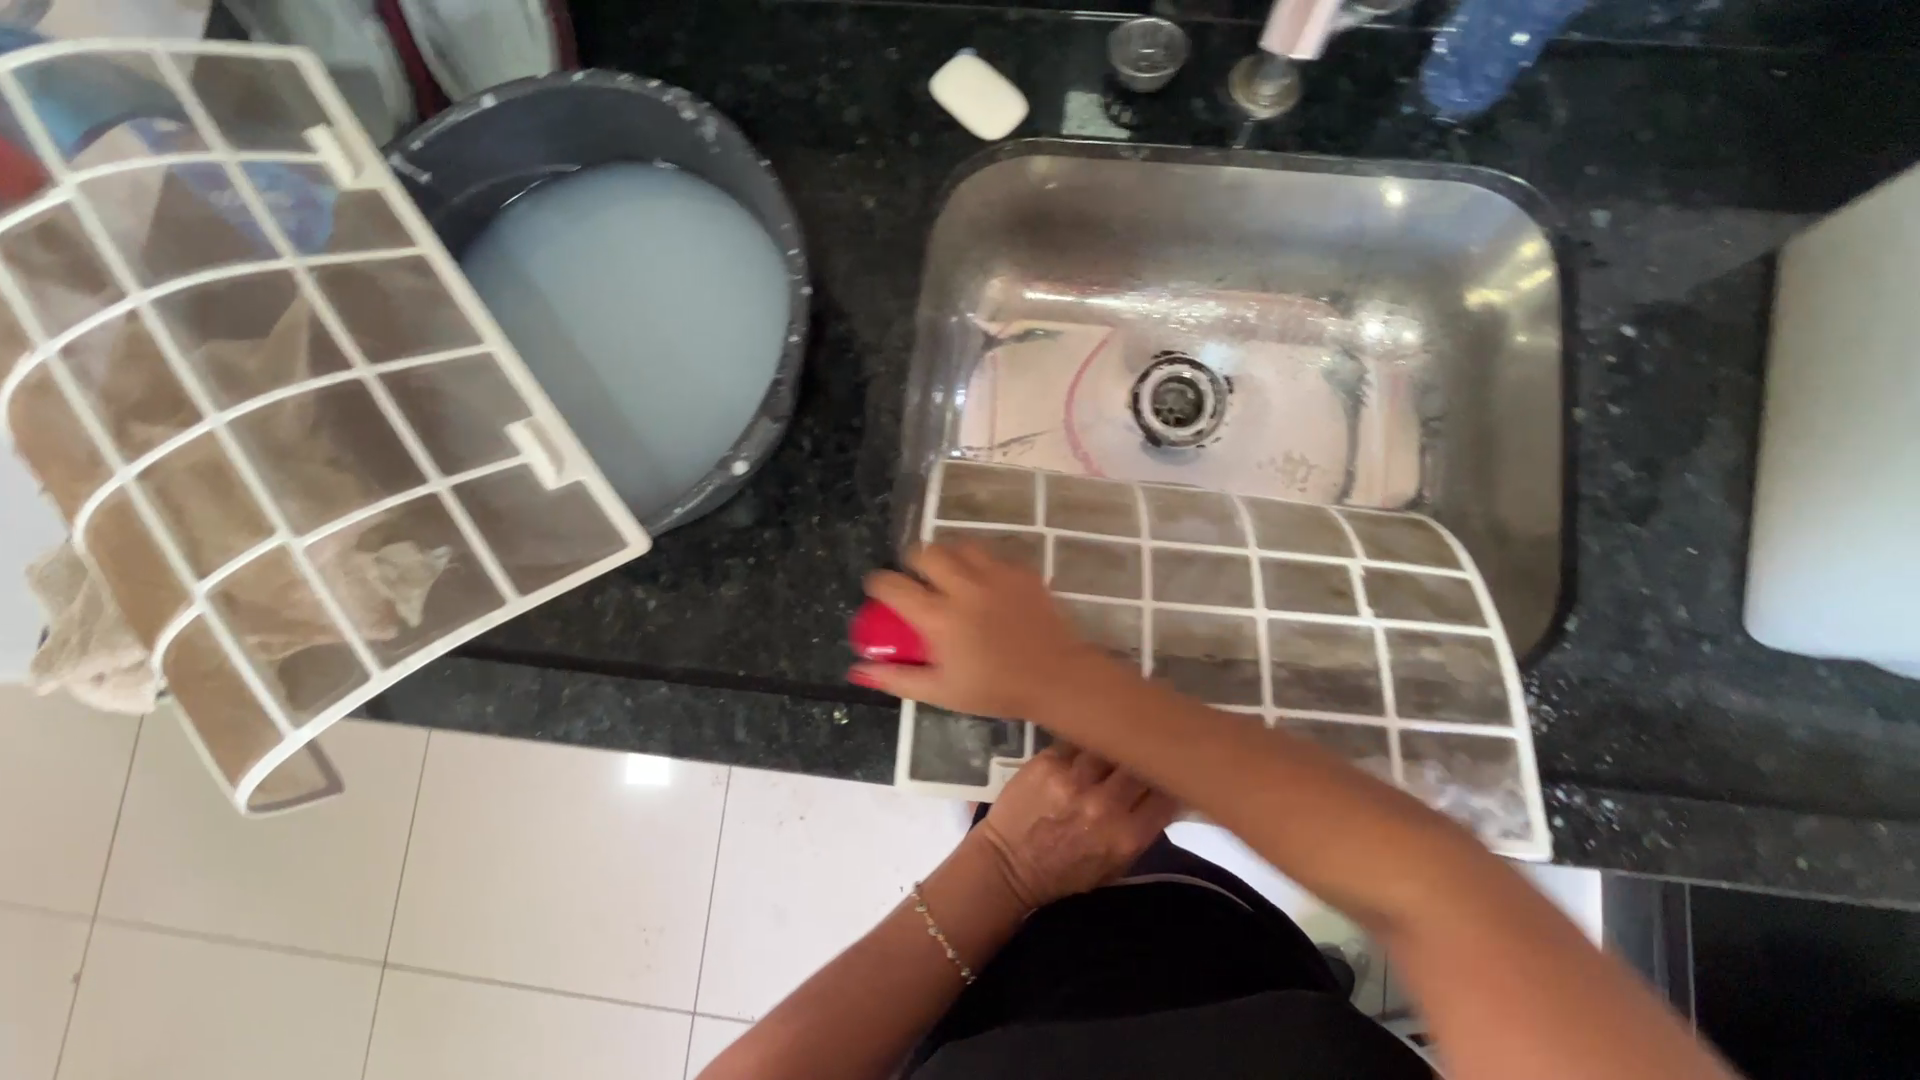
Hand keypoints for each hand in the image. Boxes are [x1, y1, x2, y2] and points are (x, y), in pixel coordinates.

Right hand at [850, 543, 1123, 718]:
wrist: (1056, 677)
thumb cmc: (994, 690)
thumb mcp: (940, 692)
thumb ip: (897, 677)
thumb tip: (857, 670)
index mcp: (938, 617)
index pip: (893, 584)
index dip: (878, 583)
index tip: (879, 590)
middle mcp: (963, 587)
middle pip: (925, 551)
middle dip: (914, 561)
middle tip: (918, 579)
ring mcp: (996, 575)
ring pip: (959, 545)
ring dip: (948, 556)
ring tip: (950, 575)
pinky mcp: (1021, 571)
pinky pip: (992, 554)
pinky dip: (981, 563)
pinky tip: (984, 582)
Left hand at [971, 744, 1179, 910]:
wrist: (1008, 865)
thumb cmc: (1065, 872)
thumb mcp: (1117, 864)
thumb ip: (1144, 830)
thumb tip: (1170, 794)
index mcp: (1127, 835)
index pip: (1166, 794)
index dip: (1171, 780)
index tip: (1170, 774)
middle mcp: (1104, 804)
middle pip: (1140, 763)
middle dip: (1144, 759)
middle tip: (1144, 755)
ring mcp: (1074, 779)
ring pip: (1110, 746)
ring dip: (1115, 747)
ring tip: (1117, 744)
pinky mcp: (1048, 761)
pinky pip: (1078, 740)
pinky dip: (1086, 742)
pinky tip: (1088, 743)